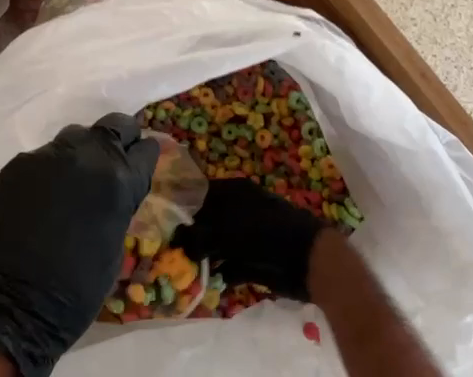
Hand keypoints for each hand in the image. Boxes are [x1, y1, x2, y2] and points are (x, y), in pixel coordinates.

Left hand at [0, 114, 159, 376]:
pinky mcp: (19, 162)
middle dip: (120, 138)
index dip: (144, 157)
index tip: (141, 163)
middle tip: (115, 159)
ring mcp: (49, 155)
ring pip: (76, 135)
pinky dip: (51, 169)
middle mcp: (87, 156)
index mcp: (120, 180)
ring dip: (82, 151)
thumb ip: (118, 202)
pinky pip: (44, 156)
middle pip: (114, 125)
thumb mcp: (116, 243)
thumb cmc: (79, 286)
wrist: (15, 299)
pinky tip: (44, 194)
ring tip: (76, 178)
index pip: (145, 149)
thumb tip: (115, 189)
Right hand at [172, 177, 326, 299]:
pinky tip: (210, 280)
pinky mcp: (254, 261)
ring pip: (216, 245)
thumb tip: (178, 241)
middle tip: (172, 248)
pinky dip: (220, 273)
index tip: (164, 221)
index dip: (183, 208)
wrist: (308, 259)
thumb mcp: (226, 229)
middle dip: (191, 235)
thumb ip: (199, 235)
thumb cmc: (264, 232)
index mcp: (233, 191)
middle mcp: (238, 210)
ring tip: (186, 266)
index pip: (199, 194)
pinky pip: (230, 267)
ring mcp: (247, 237)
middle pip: (207, 222)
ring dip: (203, 257)